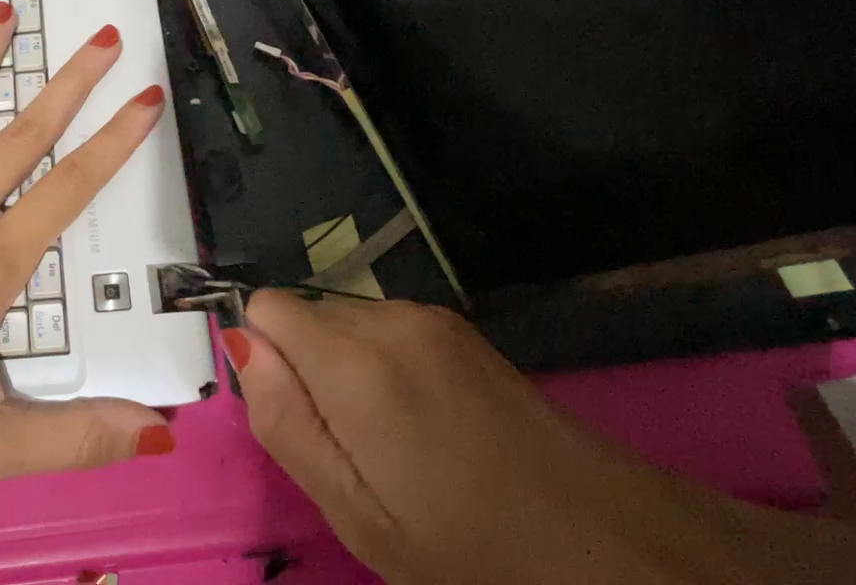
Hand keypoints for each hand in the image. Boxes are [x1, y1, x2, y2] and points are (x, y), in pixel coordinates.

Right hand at [226, 293, 772, 584]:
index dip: (267, 360)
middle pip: (303, 312)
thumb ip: (284, 422)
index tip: (303, 419)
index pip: (265, 307)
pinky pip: (383, 328)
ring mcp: (430, 317)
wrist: (612, 544)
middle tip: (352, 445)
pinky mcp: (459, 326)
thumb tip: (242, 345)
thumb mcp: (358, 514)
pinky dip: (380, 364)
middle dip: (304, 366)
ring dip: (344, 367)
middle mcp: (389, 319)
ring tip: (394, 440)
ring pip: (342, 320)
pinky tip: (425, 421)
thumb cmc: (471, 549)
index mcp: (356, 363)